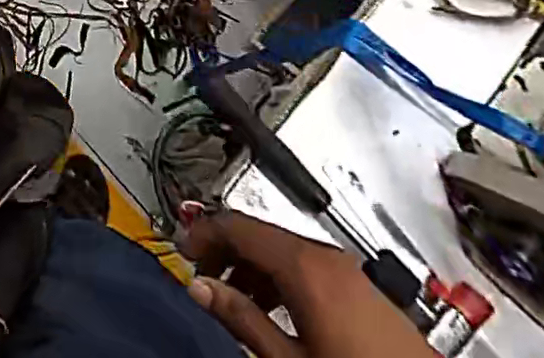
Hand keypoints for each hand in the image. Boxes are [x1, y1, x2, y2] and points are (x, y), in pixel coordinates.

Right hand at [180, 211, 433, 357]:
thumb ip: (241, 318)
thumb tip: (200, 287)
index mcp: (305, 265)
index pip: (237, 225)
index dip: (203, 231)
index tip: (181, 246)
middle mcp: (327, 257)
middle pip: (259, 233)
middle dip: (224, 249)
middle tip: (199, 273)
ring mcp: (348, 271)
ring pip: (282, 249)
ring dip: (249, 266)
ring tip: (232, 297)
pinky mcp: (362, 289)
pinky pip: (306, 266)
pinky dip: (278, 277)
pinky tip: (272, 310)